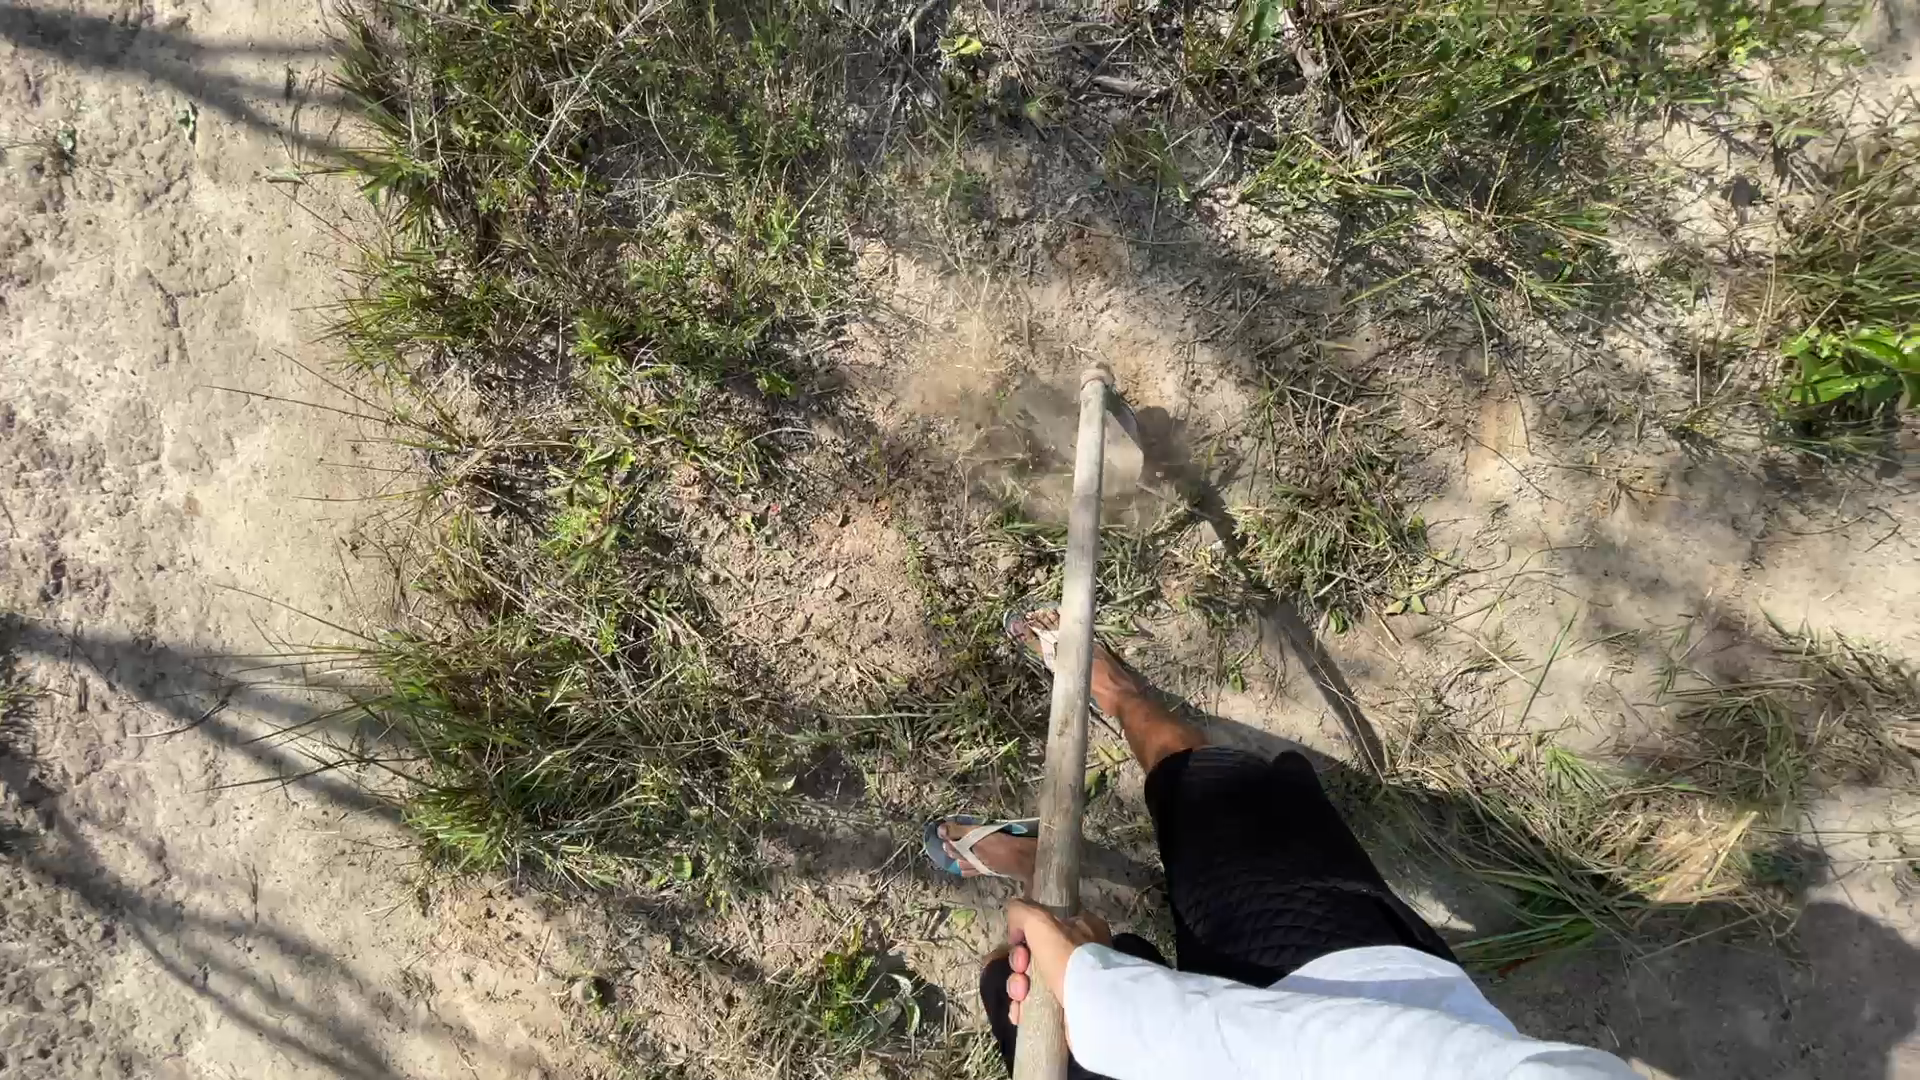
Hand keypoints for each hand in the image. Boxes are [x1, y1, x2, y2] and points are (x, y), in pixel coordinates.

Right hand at [1003, 898, 1110, 1025]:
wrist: (1091, 1009)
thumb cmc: (1067, 957)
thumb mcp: (1040, 920)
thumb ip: (1021, 912)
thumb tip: (1014, 930)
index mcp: (1082, 927)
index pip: (1045, 924)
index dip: (1026, 932)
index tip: (1018, 941)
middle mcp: (1079, 954)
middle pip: (1034, 953)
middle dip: (1018, 962)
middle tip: (1020, 969)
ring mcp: (1073, 985)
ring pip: (1032, 980)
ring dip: (1017, 986)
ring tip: (1020, 996)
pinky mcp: (1066, 1012)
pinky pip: (1036, 1006)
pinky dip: (1023, 1008)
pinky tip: (1019, 1012)